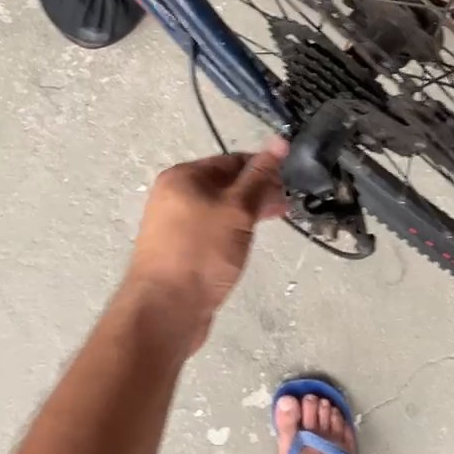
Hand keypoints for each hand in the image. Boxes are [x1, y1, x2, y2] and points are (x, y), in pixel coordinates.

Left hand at [121, 139, 287, 346]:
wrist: (164, 311)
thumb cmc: (201, 251)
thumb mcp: (237, 209)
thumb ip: (259, 176)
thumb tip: (279, 142)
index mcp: (183, 177)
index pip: (231, 160)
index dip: (263, 167)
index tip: (289, 182)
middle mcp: (174, 196)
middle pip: (225, 184)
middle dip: (257, 191)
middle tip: (285, 205)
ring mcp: (174, 226)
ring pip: (220, 209)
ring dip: (247, 212)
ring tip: (273, 222)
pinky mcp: (179, 252)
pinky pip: (212, 231)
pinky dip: (232, 232)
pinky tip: (246, 243)